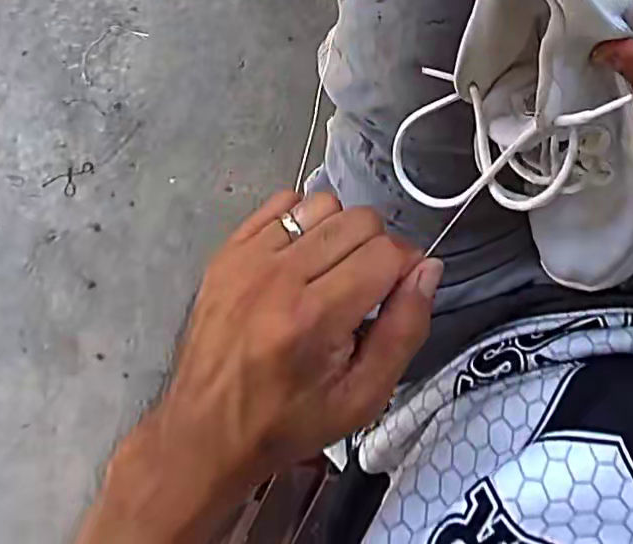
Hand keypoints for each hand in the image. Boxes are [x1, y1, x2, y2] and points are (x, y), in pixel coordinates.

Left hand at [79, 190, 440, 543]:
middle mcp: (279, 277)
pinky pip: (284, 201)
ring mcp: (249, 257)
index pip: (386, 253)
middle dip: (377, 248)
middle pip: (360, 220)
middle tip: (365, 285)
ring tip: (331, 269)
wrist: (204, 431)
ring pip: (325, 203)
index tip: (398, 289)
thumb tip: (428, 269)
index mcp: (313, 318)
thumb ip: (406, 329)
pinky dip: (303, 221)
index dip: (406, 267)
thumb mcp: (362, 398)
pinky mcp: (229, 248)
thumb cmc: (287, 420)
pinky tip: (300, 256)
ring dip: (340, 231)